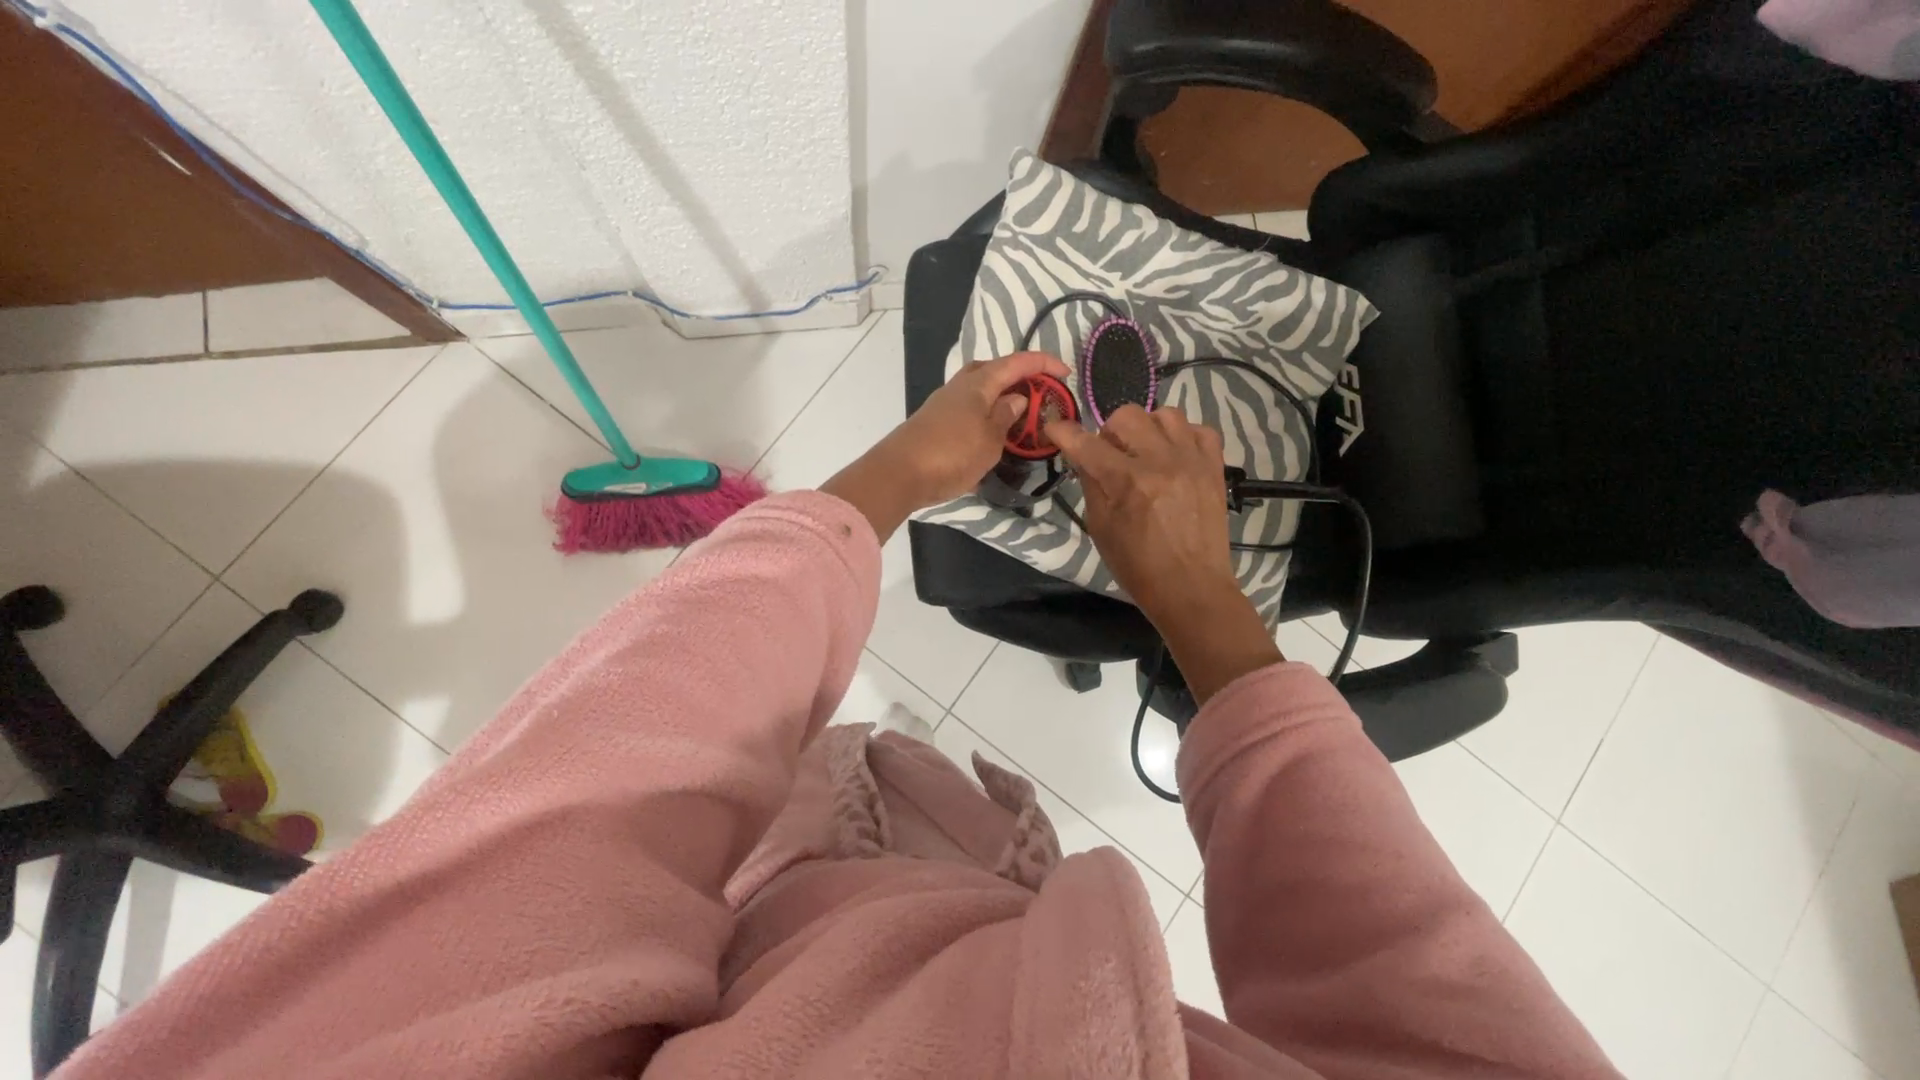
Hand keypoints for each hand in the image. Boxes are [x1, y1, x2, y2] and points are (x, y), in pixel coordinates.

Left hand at [823, 351, 1070, 540]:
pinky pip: (967, 406)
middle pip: (992, 369)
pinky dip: (984, 411)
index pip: (1016, 363)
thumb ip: (1006, 417)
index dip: (1043, 363)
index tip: (1066, 372)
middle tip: (1038, 391)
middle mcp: (959, 386)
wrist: (898, 475)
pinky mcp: (934, 422)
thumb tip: (1017, 398)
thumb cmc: (951, 455)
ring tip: (1018, 413)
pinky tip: (991, 430)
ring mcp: (943, 403)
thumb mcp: (989, 439)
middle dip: (1017, 373)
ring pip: (977, 388)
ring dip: (999, 394)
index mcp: (978, 384)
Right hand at [1042, 405, 1234, 616]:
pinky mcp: (1214, 467)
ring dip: (1147, 428)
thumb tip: (1084, 456)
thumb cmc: (1138, 566)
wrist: (1191, 588)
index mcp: (1126, 481)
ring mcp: (1191, 461)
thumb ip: (1092, 486)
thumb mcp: (1101, 529)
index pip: (1086, 443)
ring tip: (1145, 452)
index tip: (1055, 428)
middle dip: (1110, 432)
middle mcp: (1160, 461)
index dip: (1064, 432)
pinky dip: (1183, 436)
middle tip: (1110, 455)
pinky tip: (1174, 456)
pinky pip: (1199, 429)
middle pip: (1126, 416)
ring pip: (1164, 414)